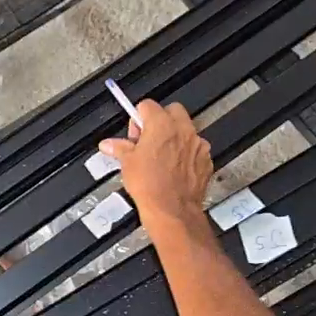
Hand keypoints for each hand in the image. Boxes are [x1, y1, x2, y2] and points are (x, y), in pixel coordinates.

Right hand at [98, 99, 211, 228]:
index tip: (134, 130)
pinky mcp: (205, 160)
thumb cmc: (151, 186)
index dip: (138, 117)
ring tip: (160, 156)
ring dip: (174, 137)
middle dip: (159, 121)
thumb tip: (110, 144)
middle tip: (147, 139)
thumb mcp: (127, 163)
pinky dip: (185, 154)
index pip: (147, 105)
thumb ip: (119, 148)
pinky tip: (173, 168)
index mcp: (161, 124)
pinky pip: (195, 149)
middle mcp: (182, 130)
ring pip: (185, 130)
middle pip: (172, 111)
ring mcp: (197, 144)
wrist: (172, 210)